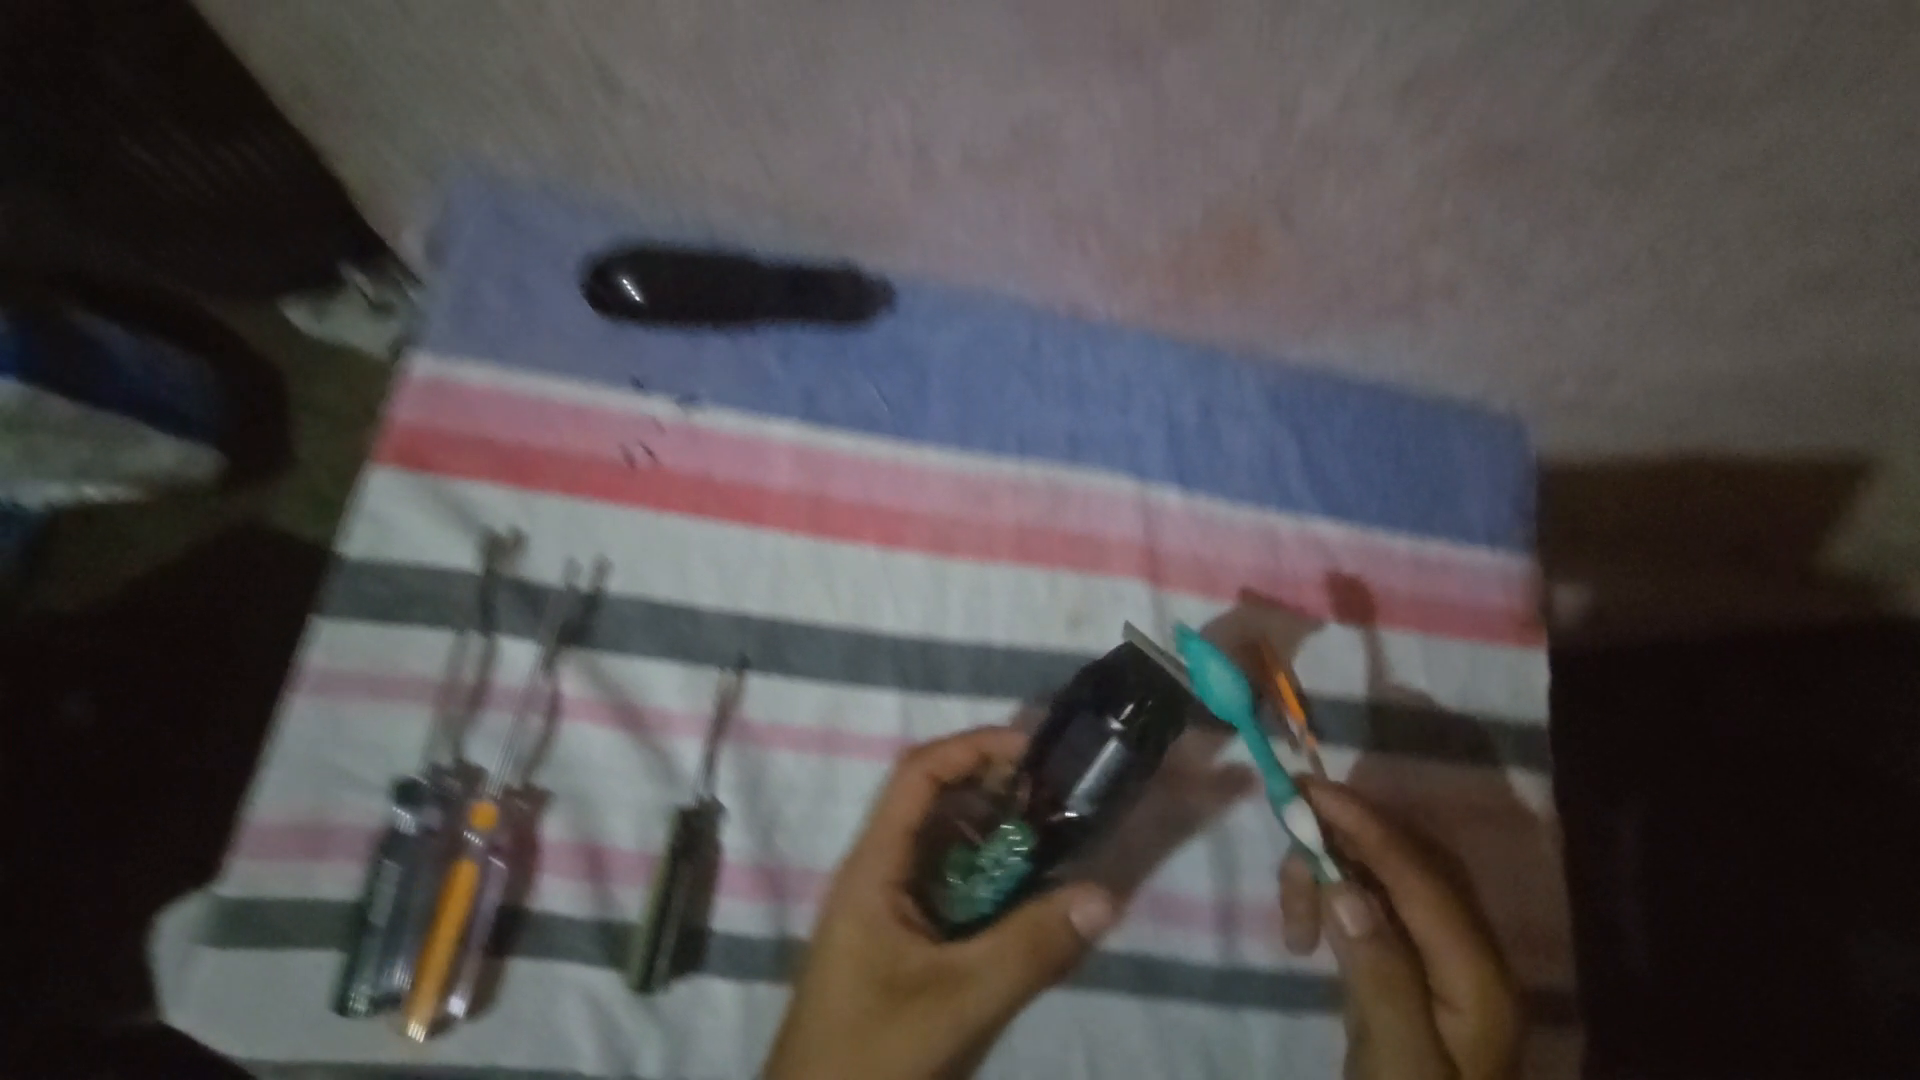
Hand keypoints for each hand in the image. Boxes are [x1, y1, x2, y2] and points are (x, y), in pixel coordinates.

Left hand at [764, 727, 1118, 1079]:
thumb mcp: (955, 1003)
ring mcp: (891, 908)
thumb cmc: (869, 1054)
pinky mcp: (906, 941)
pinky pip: (954, 889)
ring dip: (997, 833)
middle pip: (935, 803)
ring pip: (947, 847)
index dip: (971, 747)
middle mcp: (880, 872)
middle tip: (1060, 793)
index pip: (917, 775)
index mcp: (874, 866)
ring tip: (1057, 832)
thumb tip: (1106, 895)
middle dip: (994, 786)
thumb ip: (1029, 950)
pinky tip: (1034, 893)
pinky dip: (993, 879)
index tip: (1033, 749)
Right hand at [1280, 779, 1522, 1079]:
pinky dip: (1338, 894)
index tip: (1306, 789)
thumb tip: (1344, 887)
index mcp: (1477, 973)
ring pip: (1390, 877)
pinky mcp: (1417, 964)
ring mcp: (1445, 956)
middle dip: (1346, 836)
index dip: (1364, 824)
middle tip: (1286, 829)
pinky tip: (1311, 920)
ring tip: (1292, 916)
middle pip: (1410, 862)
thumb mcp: (1397, 1060)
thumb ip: (1379, 974)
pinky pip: (1378, 902)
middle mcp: (1471, 950)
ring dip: (1335, 871)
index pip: (1420, 876)